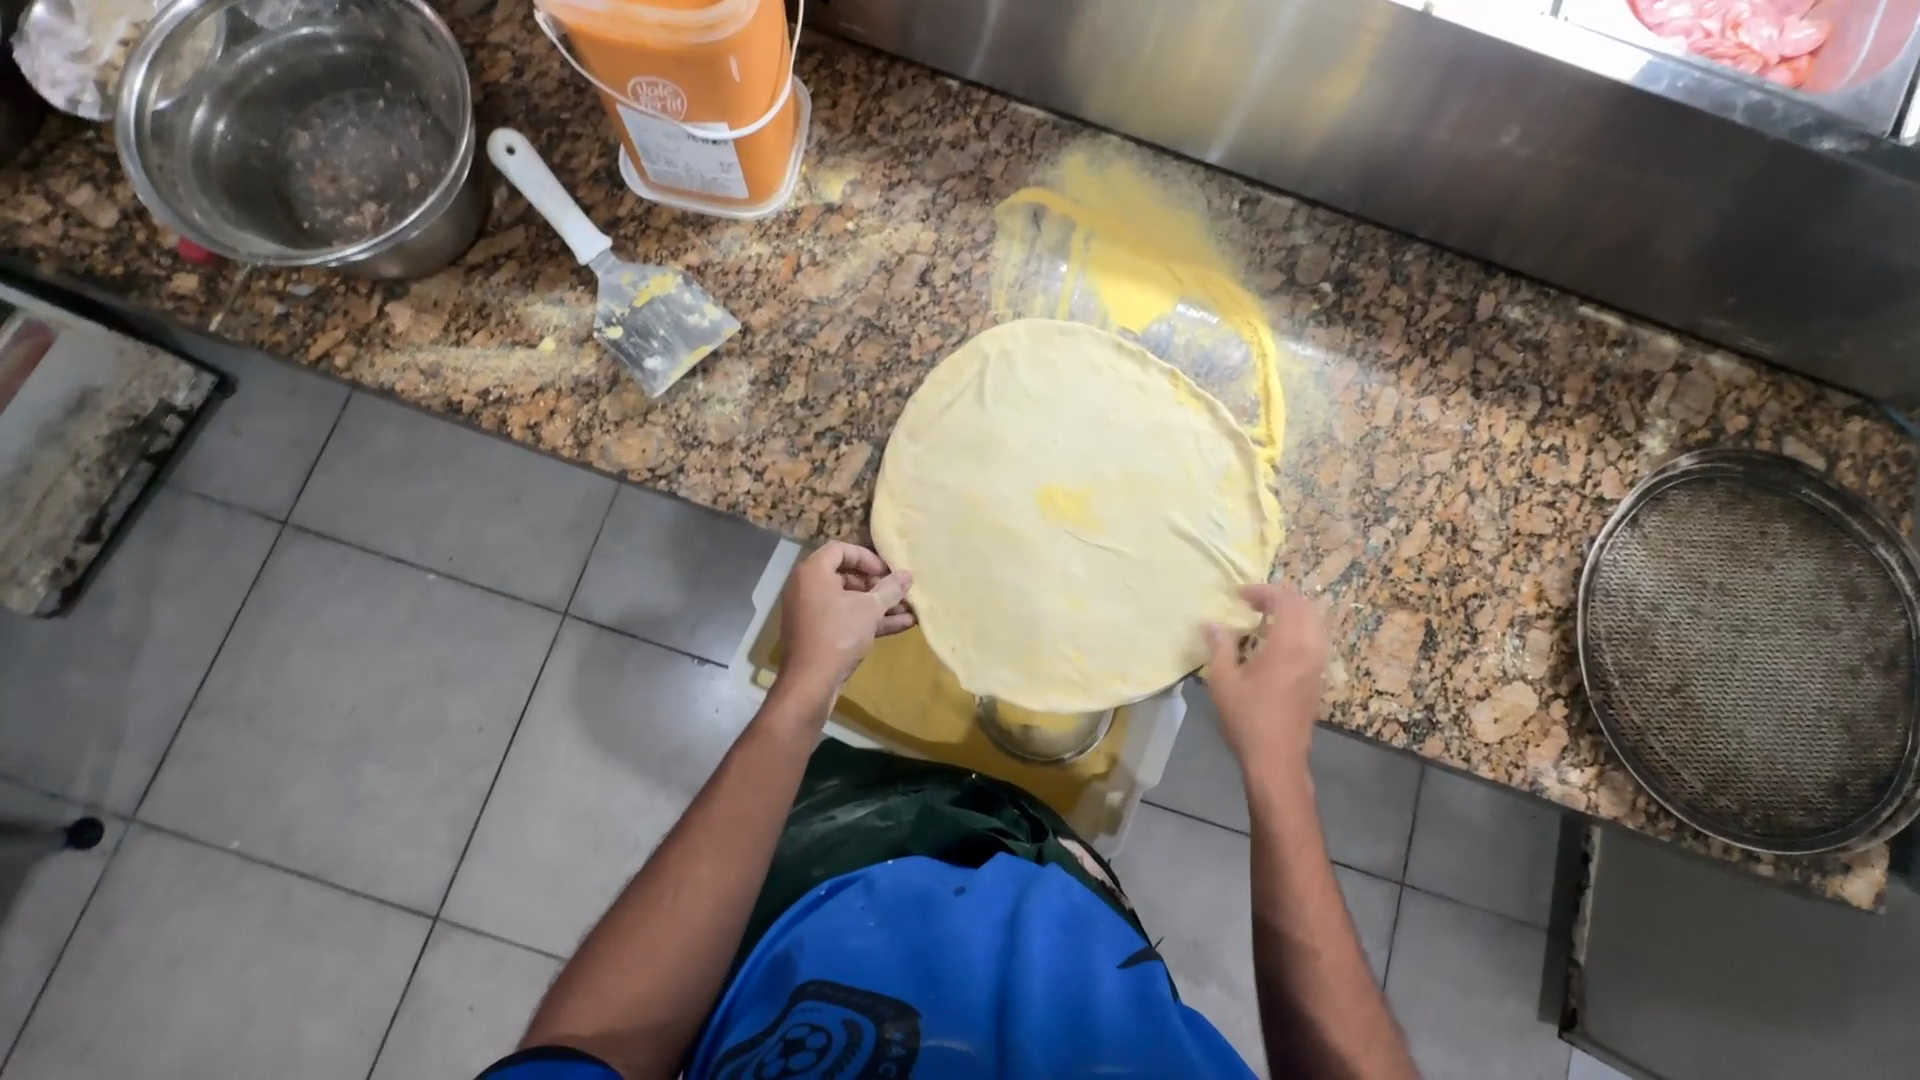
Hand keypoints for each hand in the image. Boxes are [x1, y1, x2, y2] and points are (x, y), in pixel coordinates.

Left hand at [779, 541, 913, 690]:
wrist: (810, 682)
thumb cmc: (839, 634)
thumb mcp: (869, 609)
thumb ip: (890, 589)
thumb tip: (907, 575)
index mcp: (813, 573)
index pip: (840, 550)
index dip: (866, 557)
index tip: (886, 572)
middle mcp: (807, 588)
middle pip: (845, 575)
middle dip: (876, 584)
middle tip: (897, 592)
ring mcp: (811, 612)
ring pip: (848, 601)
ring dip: (878, 605)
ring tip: (908, 611)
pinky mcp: (817, 633)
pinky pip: (844, 619)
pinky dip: (868, 620)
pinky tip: (901, 626)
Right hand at [1204, 584, 1328, 779]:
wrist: (1276, 759)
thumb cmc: (1247, 719)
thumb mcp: (1222, 681)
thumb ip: (1219, 647)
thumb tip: (1212, 624)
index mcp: (1287, 646)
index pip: (1285, 601)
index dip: (1263, 591)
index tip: (1239, 595)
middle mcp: (1310, 650)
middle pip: (1305, 607)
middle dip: (1280, 597)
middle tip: (1252, 601)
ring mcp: (1318, 665)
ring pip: (1315, 623)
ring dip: (1292, 612)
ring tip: (1264, 617)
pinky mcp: (1319, 679)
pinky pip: (1315, 640)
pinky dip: (1299, 629)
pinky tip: (1276, 641)